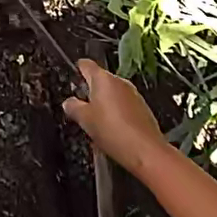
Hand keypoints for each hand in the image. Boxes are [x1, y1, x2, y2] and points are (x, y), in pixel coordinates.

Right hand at [63, 59, 166, 173]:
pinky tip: (115, 130)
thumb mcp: (84, 120)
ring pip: (113, 94)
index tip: (72, 81)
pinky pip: (125, 106)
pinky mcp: (144, 109)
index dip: (76, 71)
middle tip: (82, 109)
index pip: (85, 64)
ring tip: (98, 123)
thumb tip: (69, 103)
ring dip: (105, 104)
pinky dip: (118, 114)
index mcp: (102, 78)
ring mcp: (134, 95)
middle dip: (91, 92)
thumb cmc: (113, 131)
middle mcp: (120, 81)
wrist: (147, 152)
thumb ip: (73, 107)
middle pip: (100, 80)